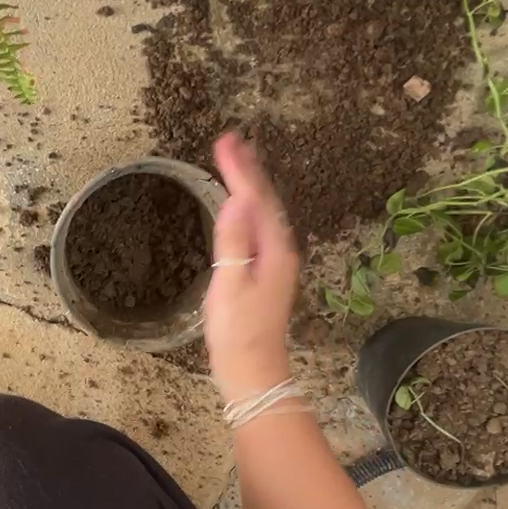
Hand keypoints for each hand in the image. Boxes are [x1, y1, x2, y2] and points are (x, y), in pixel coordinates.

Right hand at [204, 132, 300, 404]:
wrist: (252, 368)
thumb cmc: (238, 331)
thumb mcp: (231, 284)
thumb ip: (234, 241)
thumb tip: (238, 199)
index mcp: (273, 249)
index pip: (256, 198)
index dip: (241, 169)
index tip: (227, 141)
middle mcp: (280, 250)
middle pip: (265, 200)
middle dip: (248, 169)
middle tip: (232, 141)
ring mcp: (275, 261)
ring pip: (263, 212)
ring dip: (250, 185)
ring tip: (237, 162)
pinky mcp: (266, 271)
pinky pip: (259, 226)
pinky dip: (249, 207)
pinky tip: (242, 206)